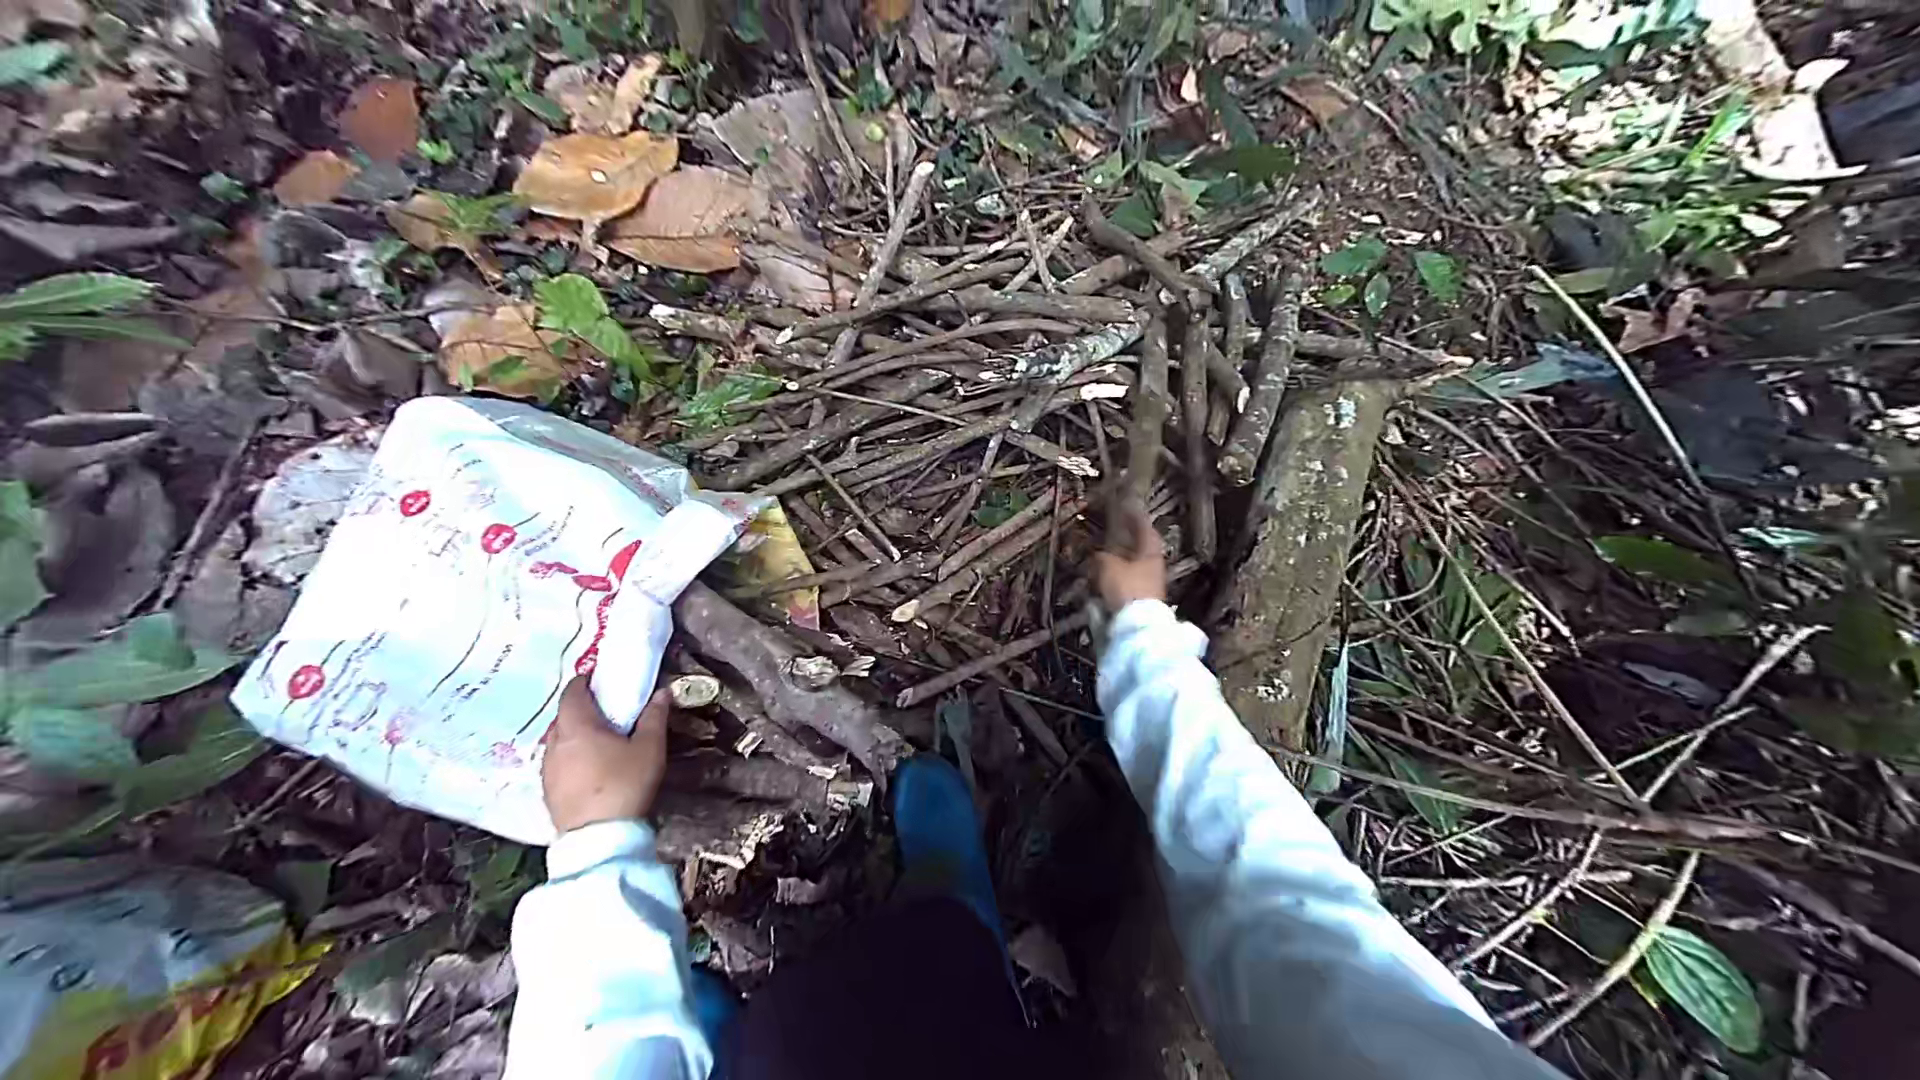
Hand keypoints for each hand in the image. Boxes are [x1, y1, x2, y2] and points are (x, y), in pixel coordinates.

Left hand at [542, 676, 668, 834]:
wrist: (600, 838)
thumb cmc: (626, 784)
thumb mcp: (649, 747)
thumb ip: (655, 717)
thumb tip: (662, 692)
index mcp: (577, 727)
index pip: (573, 692)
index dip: (584, 681)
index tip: (599, 678)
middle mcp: (555, 744)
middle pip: (563, 715)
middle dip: (581, 707)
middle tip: (605, 707)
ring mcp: (547, 769)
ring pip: (558, 739)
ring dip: (575, 732)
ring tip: (599, 736)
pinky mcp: (547, 790)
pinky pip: (557, 760)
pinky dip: (571, 754)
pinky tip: (589, 764)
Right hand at [1093, 497, 1166, 611]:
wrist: (1136, 625)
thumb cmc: (1128, 590)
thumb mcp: (1109, 566)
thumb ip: (1102, 557)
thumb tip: (1098, 555)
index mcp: (1151, 554)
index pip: (1146, 529)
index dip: (1137, 518)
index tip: (1130, 508)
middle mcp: (1153, 567)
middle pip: (1141, 547)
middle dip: (1128, 538)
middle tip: (1117, 529)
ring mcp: (1148, 584)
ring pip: (1134, 565)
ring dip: (1122, 557)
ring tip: (1107, 552)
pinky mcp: (1139, 600)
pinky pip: (1128, 581)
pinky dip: (1118, 575)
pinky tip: (1106, 576)